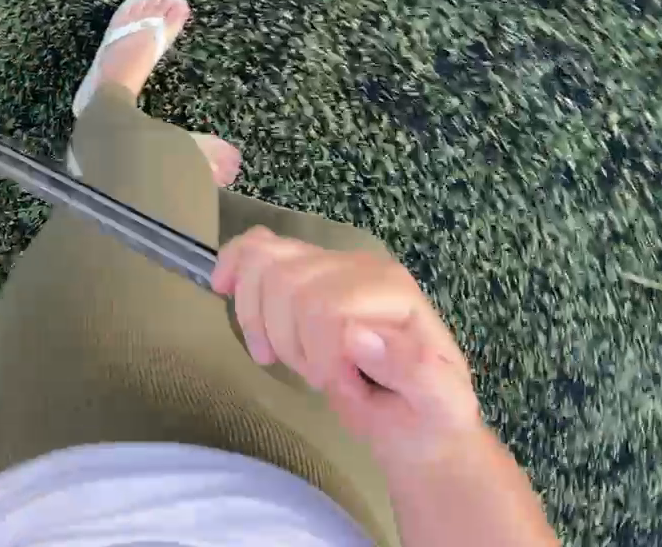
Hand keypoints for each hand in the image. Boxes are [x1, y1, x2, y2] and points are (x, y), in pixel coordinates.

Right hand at [211, 227, 483, 467]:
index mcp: (392, 288)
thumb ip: (413, 371)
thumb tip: (357, 336)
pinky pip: (254, 247)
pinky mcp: (298, 266)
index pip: (326, 304)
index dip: (321, 355)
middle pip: (288, 283)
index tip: (345, 390)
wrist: (414, 414)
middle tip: (317, 377)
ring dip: (261, 321)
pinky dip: (233, 265)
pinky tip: (222, 287)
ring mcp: (324, 261)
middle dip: (290, 342)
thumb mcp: (439, 405)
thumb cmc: (426, 411)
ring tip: (284, 356)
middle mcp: (356, 263)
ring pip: (262, 263)